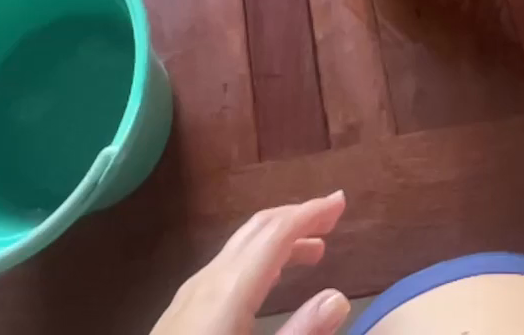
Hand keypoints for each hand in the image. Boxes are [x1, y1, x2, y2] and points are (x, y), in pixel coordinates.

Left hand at [151, 192, 351, 334]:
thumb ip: (299, 333)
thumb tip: (339, 297)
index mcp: (230, 289)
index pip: (276, 232)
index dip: (310, 212)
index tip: (340, 202)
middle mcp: (210, 278)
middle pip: (258, 228)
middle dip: (297, 217)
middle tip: (333, 218)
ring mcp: (192, 291)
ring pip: (242, 245)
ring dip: (280, 237)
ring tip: (315, 251)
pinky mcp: (183, 308)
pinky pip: (229, 264)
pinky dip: (259, 256)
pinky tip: (269, 277)